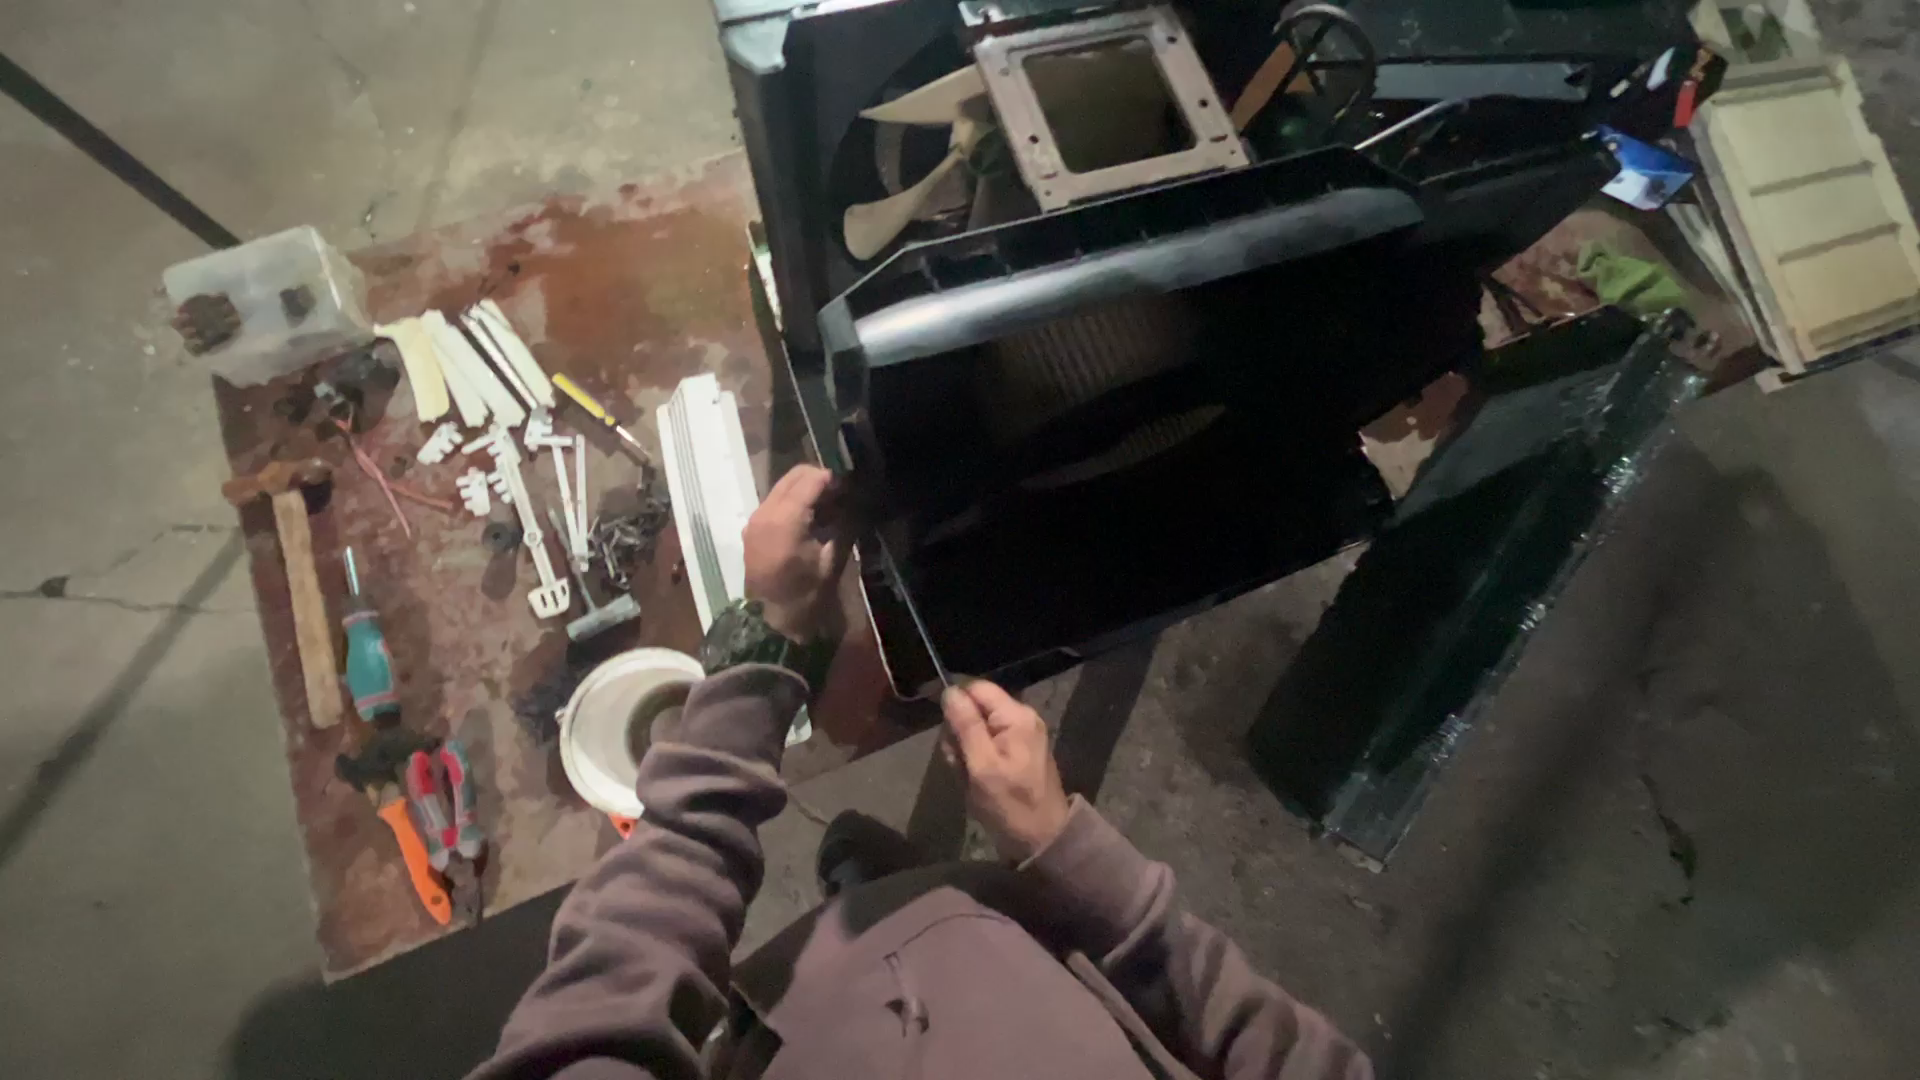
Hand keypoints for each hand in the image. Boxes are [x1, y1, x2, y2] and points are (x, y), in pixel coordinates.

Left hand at [743, 464, 845, 640]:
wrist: (771, 622)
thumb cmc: (805, 595)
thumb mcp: (832, 561)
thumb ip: (844, 526)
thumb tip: (855, 504)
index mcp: (785, 519)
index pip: (811, 480)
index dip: (833, 479)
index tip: (851, 488)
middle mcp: (765, 511)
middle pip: (794, 476)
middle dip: (818, 479)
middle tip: (841, 494)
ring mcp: (755, 519)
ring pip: (783, 486)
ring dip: (806, 488)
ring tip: (828, 506)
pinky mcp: (753, 528)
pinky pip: (775, 501)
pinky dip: (793, 500)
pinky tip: (811, 517)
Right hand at [942, 680, 1070, 861]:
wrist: (1043, 840)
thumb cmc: (1011, 805)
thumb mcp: (982, 766)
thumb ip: (966, 725)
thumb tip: (950, 691)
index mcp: (1016, 715)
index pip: (976, 688)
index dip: (956, 705)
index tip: (948, 734)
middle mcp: (1020, 717)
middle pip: (975, 708)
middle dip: (960, 734)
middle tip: (961, 764)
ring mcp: (1020, 735)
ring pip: (976, 728)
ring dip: (965, 751)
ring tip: (969, 778)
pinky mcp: (1016, 751)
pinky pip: (986, 744)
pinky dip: (976, 760)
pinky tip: (976, 781)